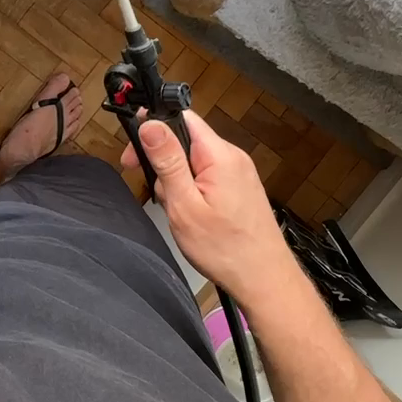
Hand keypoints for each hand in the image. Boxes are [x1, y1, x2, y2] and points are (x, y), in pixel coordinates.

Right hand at [124, 111, 300, 299]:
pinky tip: (191, 213)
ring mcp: (238, 172)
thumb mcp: (185, 205)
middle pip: (185, 138)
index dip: (152, 127)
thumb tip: (149, 123)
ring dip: (176, 179)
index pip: (180, 117)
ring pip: (193, 159)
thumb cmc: (226, 250)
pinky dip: (191, 188)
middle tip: (154, 189)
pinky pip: (206, 174)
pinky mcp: (240, 187)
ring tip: (177, 210)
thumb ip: (167, 162)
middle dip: (163, 160)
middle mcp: (232, 157)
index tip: (135, 150)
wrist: (266, 283)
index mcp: (219, 155)